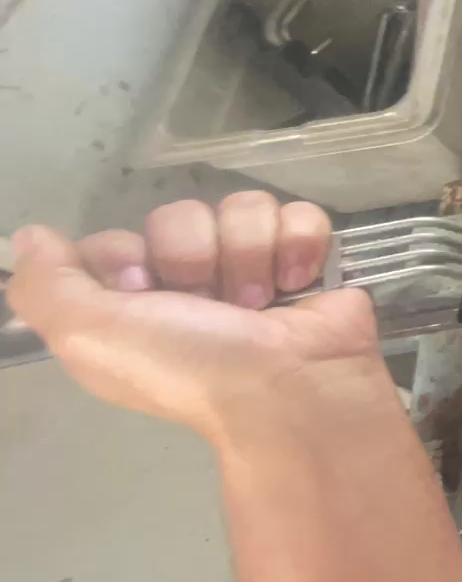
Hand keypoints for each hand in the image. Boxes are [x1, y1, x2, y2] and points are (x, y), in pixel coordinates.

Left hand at [8, 192, 385, 438]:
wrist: (288, 375)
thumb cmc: (190, 364)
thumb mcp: (93, 337)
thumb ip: (47, 286)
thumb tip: (32, 233)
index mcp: (134, 298)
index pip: (120, 238)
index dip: (133, 257)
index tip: (146, 293)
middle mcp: (192, 275)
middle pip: (184, 215)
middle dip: (201, 256)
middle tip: (215, 301)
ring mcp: (256, 259)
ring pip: (247, 207)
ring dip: (256, 254)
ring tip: (265, 298)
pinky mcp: (310, 250)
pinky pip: (302, 213)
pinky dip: (303, 246)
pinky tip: (298, 280)